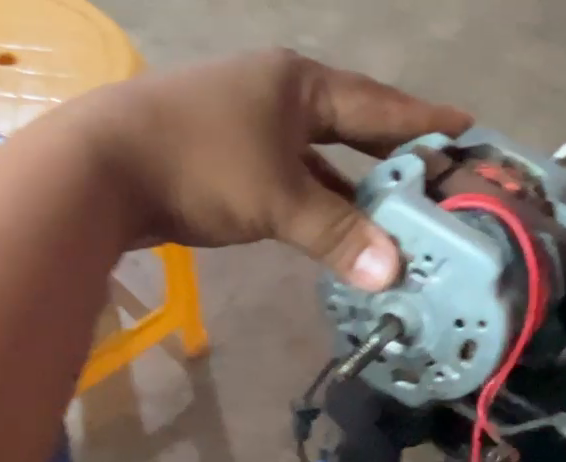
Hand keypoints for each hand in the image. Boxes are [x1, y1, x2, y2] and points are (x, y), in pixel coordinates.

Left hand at [67, 49, 470, 289]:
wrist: (100, 170)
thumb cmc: (197, 165)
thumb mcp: (276, 199)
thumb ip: (335, 235)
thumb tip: (391, 273)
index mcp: (298, 84)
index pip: (377, 105)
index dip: (421, 123)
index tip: (466, 130)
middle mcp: (275, 96)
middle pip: (347, 130)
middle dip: (387, 160)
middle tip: (431, 181)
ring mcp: (244, 129)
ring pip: (312, 163)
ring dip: (346, 193)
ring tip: (389, 218)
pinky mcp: (219, 164)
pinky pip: (282, 183)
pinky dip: (308, 206)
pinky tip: (326, 228)